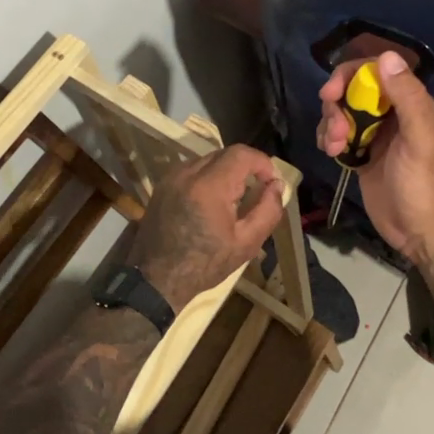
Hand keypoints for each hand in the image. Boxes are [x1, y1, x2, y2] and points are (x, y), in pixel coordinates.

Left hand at [126, 144, 285, 311]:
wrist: (156, 279)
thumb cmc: (205, 264)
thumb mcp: (246, 243)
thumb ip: (268, 210)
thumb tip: (277, 186)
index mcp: (210, 186)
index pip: (242, 154)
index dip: (262, 163)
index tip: (271, 182)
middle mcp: (188, 173)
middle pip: (225, 154)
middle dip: (246, 167)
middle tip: (256, 191)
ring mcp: (172, 177)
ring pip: (208, 160)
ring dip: (226, 171)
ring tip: (234, 198)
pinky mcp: (163, 185)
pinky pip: (193, 169)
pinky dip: (208, 177)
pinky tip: (212, 201)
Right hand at [316, 51, 433, 255]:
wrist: (423, 235)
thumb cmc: (427, 186)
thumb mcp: (422, 139)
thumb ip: (408, 97)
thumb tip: (388, 56)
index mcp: (413, 105)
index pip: (378, 71)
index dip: (352, 74)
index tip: (332, 91)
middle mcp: (394, 115)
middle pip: (355, 90)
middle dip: (337, 104)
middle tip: (334, 130)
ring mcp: (377, 136)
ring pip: (343, 112)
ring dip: (331, 124)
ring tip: (333, 147)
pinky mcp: (363, 156)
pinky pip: (340, 135)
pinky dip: (329, 138)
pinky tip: (331, 153)